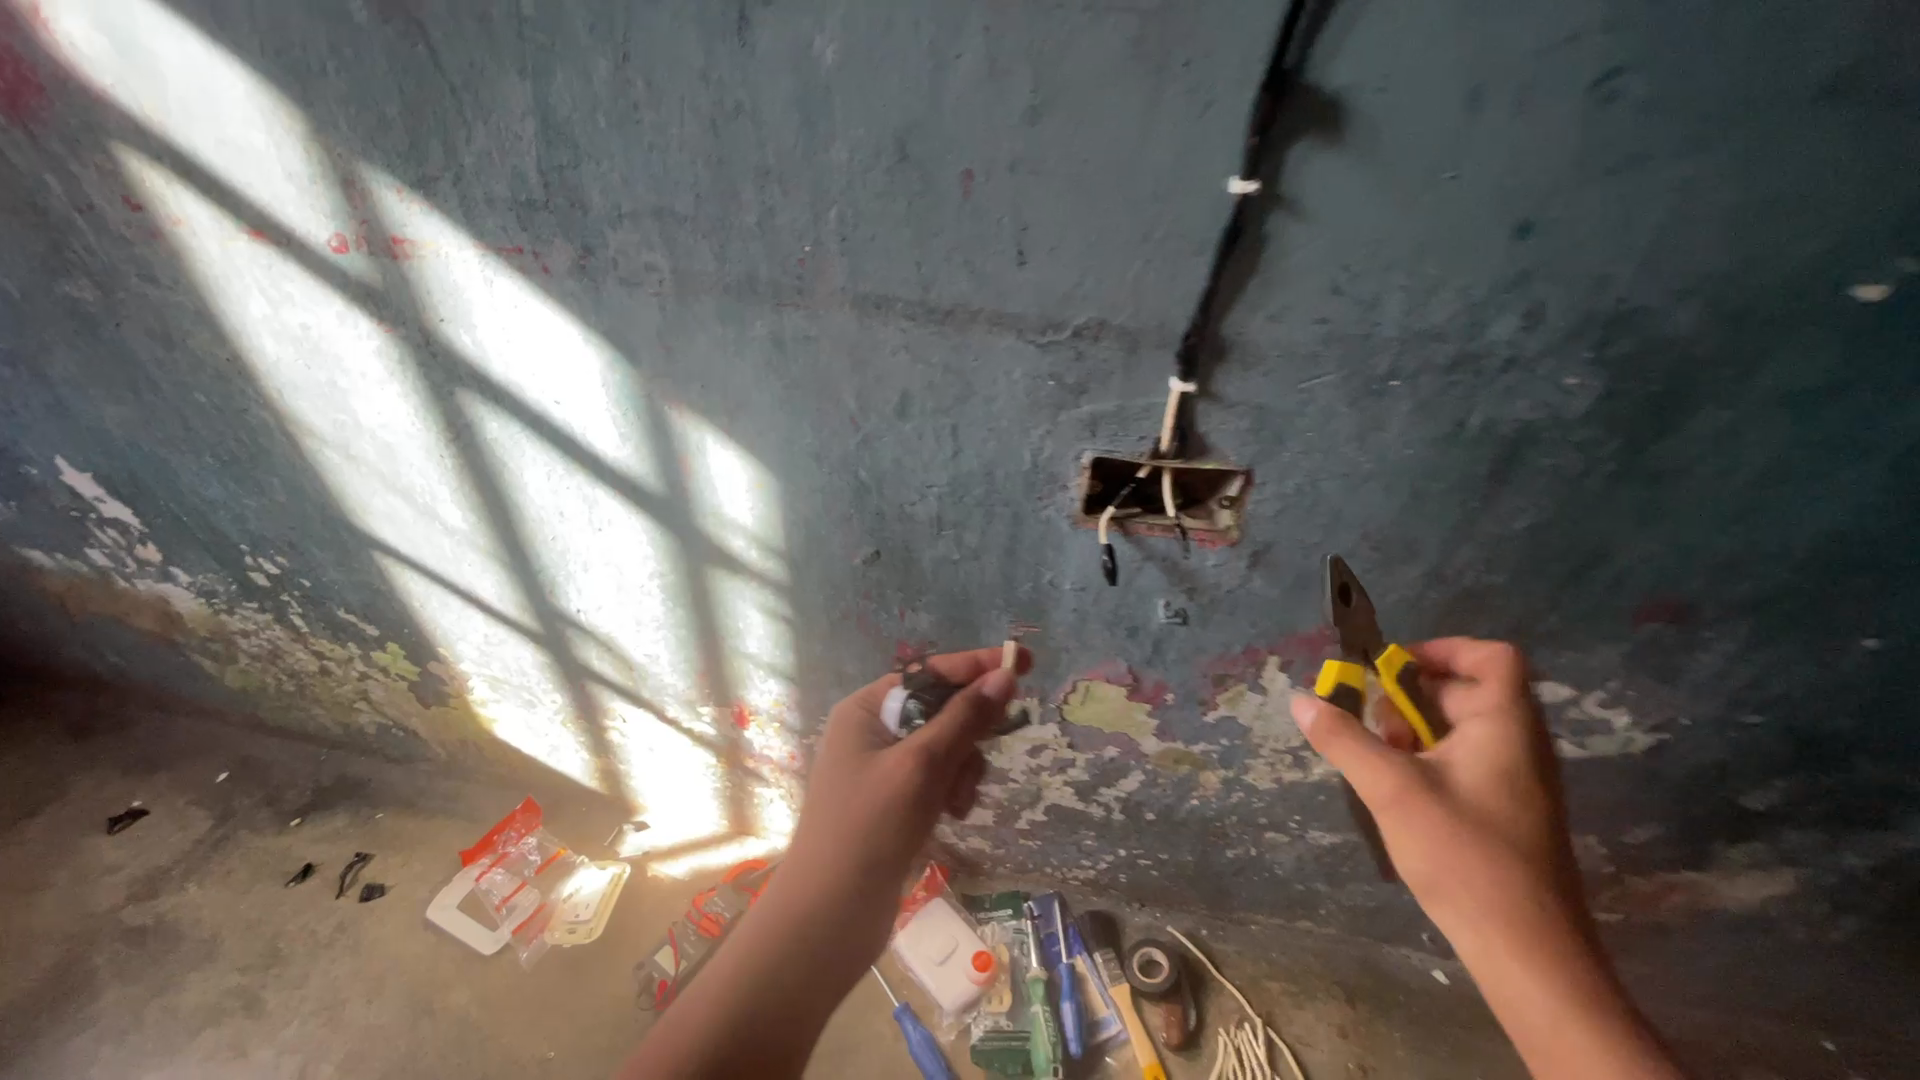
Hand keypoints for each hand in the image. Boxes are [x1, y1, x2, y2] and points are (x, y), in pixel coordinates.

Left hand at [784, 646, 1027, 907]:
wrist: (830, 914)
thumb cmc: (870, 827)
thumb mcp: (922, 765)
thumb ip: (965, 719)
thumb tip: (1004, 675)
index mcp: (866, 709)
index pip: (931, 672)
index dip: (976, 665)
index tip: (1023, 661)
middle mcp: (872, 730)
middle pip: (941, 709)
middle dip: (968, 733)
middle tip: (983, 754)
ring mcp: (883, 768)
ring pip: (946, 746)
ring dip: (962, 768)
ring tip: (957, 802)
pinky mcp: (894, 801)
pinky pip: (938, 777)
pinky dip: (952, 790)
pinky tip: (953, 815)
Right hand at [1289, 638, 1582, 931]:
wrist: (1527, 949)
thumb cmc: (1464, 856)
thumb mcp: (1391, 790)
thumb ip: (1344, 739)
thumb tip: (1301, 699)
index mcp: (1506, 724)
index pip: (1491, 656)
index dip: (1440, 649)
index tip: (1389, 669)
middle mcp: (1520, 743)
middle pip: (1464, 691)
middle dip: (1408, 700)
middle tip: (1373, 729)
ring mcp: (1517, 779)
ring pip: (1459, 730)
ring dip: (1413, 735)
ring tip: (1380, 765)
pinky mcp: (1507, 810)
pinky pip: (1464, 762)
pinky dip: (1427, 763)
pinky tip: (1398, 795)